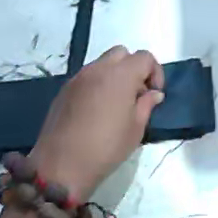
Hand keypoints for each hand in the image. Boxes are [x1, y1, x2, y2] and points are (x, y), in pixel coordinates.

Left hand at [31, 46, 164, 201]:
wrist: (62, 164)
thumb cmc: (107, 147)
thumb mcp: (136, 128)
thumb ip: (147, 105)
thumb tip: (153, 94)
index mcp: (120, 75)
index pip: (144, 57)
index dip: (155, 73)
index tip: (154, 95)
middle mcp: (98, 69)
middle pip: (122, 53)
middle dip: (134, 68)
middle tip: (137, 95)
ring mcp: (78, 78)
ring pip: (102, 63)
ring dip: (115, 75)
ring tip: (117, 104)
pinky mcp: (64, 90)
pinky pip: (87, 76)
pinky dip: (98, 84)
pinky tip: (98, 110)